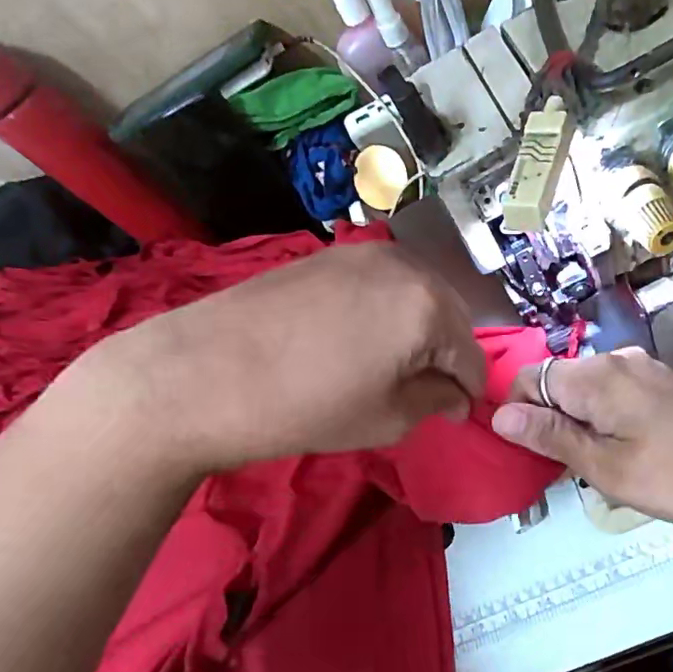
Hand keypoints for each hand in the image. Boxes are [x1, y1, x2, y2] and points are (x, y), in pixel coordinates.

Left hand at [64, 244, 486, 472]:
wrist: (200, 374)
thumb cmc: (305, 407)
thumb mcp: (387, 418)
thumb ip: (436, 401)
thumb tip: (456, 397)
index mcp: (429, 306)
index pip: (473, 356)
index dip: (469, 392)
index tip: (454, 415)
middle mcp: (405, 266)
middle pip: (450, 316)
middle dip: (446, 355)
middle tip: (423, 393)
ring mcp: (363, 253)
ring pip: (416, 296)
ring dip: (417, 330)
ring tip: (388, 367)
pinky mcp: (327, 254)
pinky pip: (381, 284)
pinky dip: (386, 312)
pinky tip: (358, 340)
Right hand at [490, 348, 672, 539]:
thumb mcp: (605, 467)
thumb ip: (550, 437)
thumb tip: (499, 416)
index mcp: (598, 375)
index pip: (530, 378)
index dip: (519, 413)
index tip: (531, 453)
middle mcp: (618, 359)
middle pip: (558, 381)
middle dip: (549, 419)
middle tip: (568, 468)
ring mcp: (645, 369)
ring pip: (586, 388)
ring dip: (577, 422)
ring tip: (598, 464)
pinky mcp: (662, 385)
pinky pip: (614, 393)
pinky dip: (604, 417)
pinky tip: (624, 450)